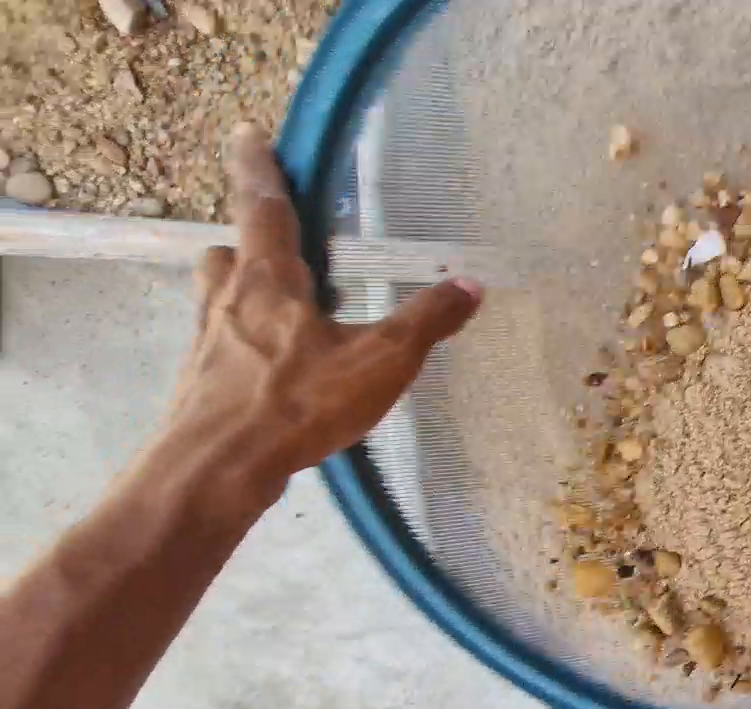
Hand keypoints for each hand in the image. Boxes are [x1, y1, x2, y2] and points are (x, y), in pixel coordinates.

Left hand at [167, 122, 482, 504]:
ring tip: (286, 307)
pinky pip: (226, 338)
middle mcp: (230, 300)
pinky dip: (250, 337)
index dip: (261, 171)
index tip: (251, 135)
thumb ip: (428, 320)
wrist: (221, 462)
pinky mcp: (207, 377)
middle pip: (231, 254)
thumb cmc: (302, 400)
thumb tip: (472, 285)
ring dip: (247, 289)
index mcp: (270, 282)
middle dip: (253, 244)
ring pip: (221, 295)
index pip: (265, 211)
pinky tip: (280, 366)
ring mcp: (210, 339)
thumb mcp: (383, 359)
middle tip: (284, 250)